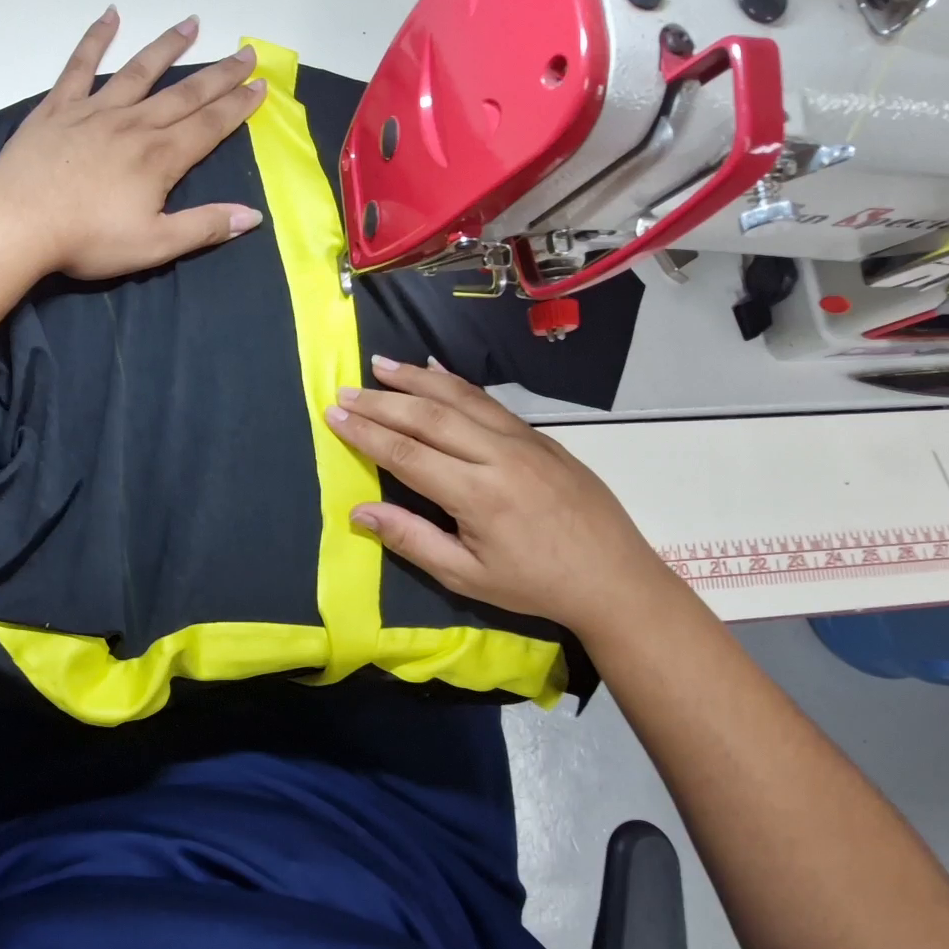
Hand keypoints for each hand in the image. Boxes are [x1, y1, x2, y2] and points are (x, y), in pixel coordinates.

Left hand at [0, 7, 268, 280]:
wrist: (19, 221)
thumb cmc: (88, 239)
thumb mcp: (155, 244)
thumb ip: (205, 227)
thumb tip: (253, 216)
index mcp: (160, 158)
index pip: (209, 126)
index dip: (238, 107)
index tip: (260, 85)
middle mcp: (134, 124)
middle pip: (185, 94)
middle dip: (219, 75)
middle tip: (245, 53)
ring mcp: (95, 111)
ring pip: (140, 71)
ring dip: (168, 47)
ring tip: (191, 24)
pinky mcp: (58, 108)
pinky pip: (79, 66)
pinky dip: (95, 38)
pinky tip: (110, 15)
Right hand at [323, 355, 684, 636]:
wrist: (614, 577)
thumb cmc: (535, 584)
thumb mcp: (467, 576)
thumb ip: (411, 540)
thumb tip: (358, 510)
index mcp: (478, 496)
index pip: (407, 454)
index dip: (366, 432)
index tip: (333, 414)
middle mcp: (498, 456)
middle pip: (428, 416)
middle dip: (381, 401)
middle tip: (344, 389)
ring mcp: (522, 440)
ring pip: (460, 397)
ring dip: (415, 378)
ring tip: (380, 364)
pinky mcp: (538, 436)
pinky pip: (488, 400)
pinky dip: (455, 381)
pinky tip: (433, 368)